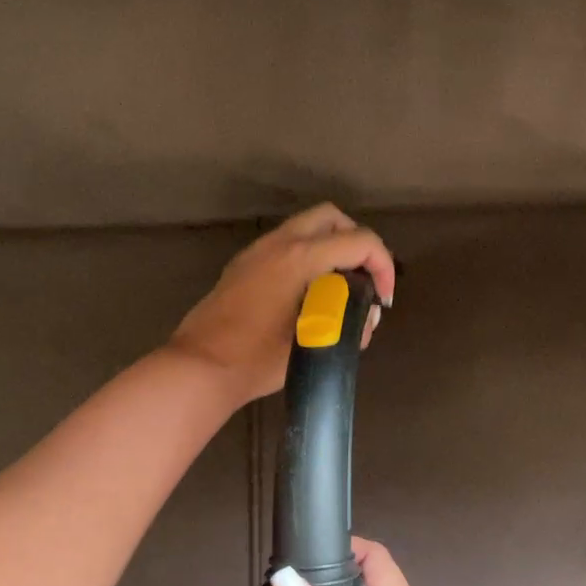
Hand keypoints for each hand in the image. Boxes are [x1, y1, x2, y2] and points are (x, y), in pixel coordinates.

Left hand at [170, 203, 395, 403]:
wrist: (201, 367)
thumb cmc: (257, 360)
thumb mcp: (315, 347)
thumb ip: (350, 327)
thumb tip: (367, 316)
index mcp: (301, 258)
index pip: (359, 241)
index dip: (383, 265)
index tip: (383, 298)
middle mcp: (280, 243)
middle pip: (332, 218)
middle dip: (358, 243)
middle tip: (365, 279)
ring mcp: (258, 251)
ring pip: (306, 228)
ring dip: (331, 247)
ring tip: (340, 287)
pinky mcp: (244, 265)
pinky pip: (286, 244)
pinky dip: (308, 256)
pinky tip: (309, 294)